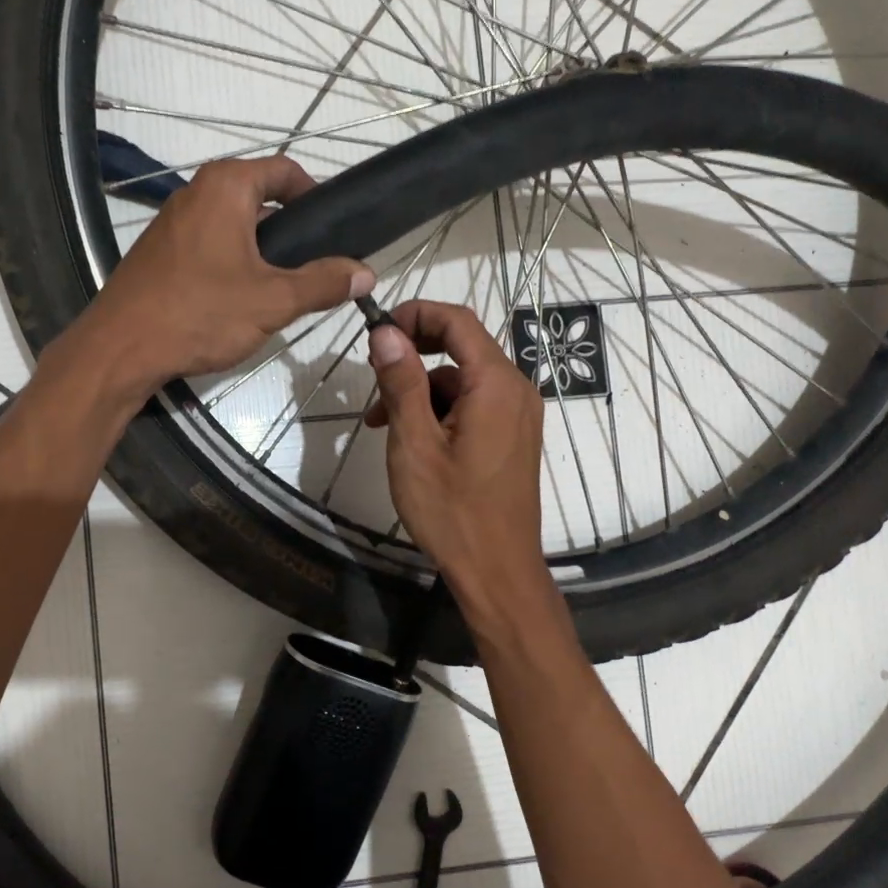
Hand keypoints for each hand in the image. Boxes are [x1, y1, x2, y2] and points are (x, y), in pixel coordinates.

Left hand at [66, 156, 373, 393]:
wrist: (120, 350)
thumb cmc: (199, 313)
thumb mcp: (272, 300)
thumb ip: (323, 283)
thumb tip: (366, 273)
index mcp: (226, 186)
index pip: (285, 170)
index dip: (316, 196)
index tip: (334, 231)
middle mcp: (196, 192)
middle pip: (259, 198)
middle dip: (290, 232)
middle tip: (313, 271)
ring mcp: (172, 223)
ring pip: (233, 226)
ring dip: (260, 253)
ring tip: (280, 292)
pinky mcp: (159, 253)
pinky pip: (208, 246)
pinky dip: (230, 264)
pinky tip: (238, 304)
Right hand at [364, 300, 545, 598]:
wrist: (497, 572)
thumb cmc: (452, 511)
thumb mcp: (414, 444)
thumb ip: (401, 382)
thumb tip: (385, 331)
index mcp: (496, 384)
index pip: (457, 322)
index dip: (414, 315)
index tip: (374, 331)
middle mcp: (516, 390)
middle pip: (461, 347)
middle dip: (412, 354)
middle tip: (370, 375)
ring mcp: (518, 415)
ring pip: (461, 380)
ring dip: (419, 389)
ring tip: (378, 423)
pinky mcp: (512, 437)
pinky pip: (472, 405)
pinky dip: (437, 410)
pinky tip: (408, 437)